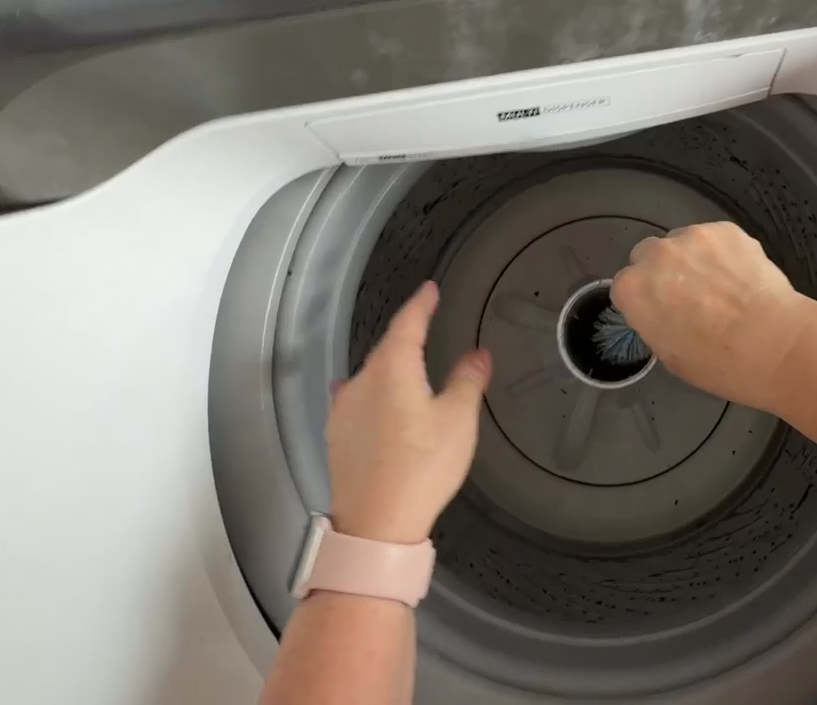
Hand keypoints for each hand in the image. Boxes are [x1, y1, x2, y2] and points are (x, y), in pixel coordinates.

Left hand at [325, 282, 490, 543]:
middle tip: (425, 323)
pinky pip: (358, 398)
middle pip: (386, 348)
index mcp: (392, 369)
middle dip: (406, 334)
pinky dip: (375, 390)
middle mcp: (362, 382)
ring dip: (389, 364)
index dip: (420, 304)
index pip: (407, 324)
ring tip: (407, 363)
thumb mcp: (458, 419)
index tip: (430, 289)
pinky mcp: (338, 437)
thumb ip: (468, 380)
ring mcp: (345, 410)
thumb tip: (478, 353)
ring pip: (370, 374)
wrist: (376, 526)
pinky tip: (377, 399)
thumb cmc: (422, 466)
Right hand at [609, 222, 816, 411]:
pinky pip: (716, 237)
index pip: (625, 285)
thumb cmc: (719, 361)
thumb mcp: (668, 354)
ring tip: (721, 286)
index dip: (644, 299)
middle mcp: (656, 255)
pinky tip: (741, 277)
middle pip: (648, 254)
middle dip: (663, 271)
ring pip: (683, 242)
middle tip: (688, 295)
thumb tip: (663, 311)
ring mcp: (692, 237)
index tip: (661, 310)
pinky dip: (724, 253)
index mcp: (633, 289)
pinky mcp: (725, 230)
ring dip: (693, 258)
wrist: (773, 343)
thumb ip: (653, 322)